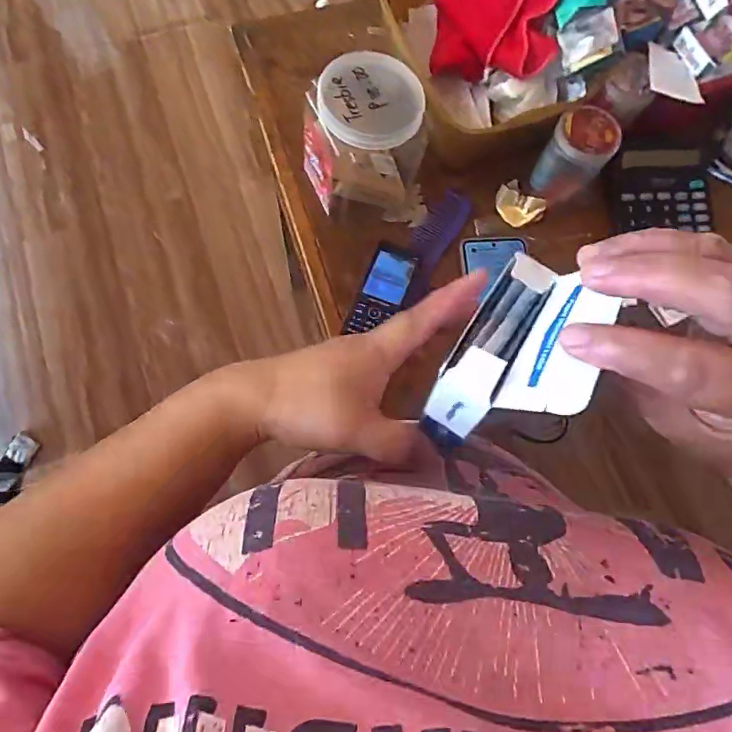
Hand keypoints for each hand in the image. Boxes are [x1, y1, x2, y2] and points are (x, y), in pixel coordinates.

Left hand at [223, 272, 486, 462]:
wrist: (249, 398)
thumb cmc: (307, 405)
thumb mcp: (357, 430)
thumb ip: (398, 443)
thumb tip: (434, 456)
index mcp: (380, 350)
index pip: (426, 318)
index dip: (456, 298)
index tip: (482, 275)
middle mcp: (368, 345)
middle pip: (417, 324)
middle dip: (449, 313)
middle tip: (481, 304)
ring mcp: (350, 356)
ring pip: (399, 341)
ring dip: (428, 334)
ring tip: (454, 336)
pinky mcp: (337, 371)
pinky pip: (384, 358)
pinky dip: (406, 356)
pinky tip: (407, 372)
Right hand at [557, 230, 731, 483]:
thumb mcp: (685, 430)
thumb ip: (645, 385)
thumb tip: (590, 341)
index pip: (696, 367)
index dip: (631, 349)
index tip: (573, 337)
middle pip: (723, 290)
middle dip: (647, 276)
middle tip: (588, 276)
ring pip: (717, 257)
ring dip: (647, 251)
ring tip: (594, 259)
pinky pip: (714, 248)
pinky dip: (662, 244)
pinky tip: (622, 250)